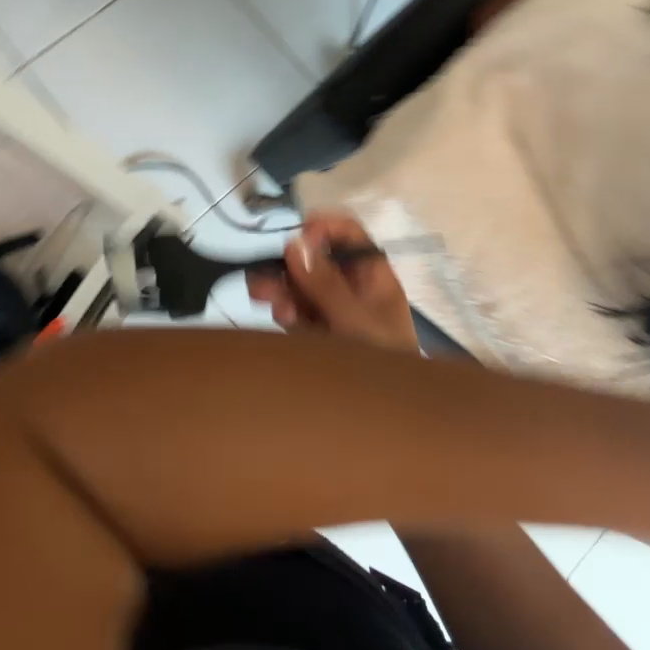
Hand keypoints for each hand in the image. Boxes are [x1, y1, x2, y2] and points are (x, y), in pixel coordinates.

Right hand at [247, 213, 419, 353]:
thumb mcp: (356, 322)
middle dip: (289, 263)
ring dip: (279, 286)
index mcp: (373, 277)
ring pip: (299, 283)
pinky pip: (293, 308)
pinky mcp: (315, 332)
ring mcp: (332, 310)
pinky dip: (282, 308)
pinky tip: (279, 317)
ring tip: (265, 298)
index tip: (295, 236)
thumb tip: (296, 242)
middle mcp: (351, 288)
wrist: (385, 422)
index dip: (323, 227)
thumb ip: (326, 284)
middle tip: (265, 273)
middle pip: (315, 257)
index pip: (349, 234)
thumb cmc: (383, 364)